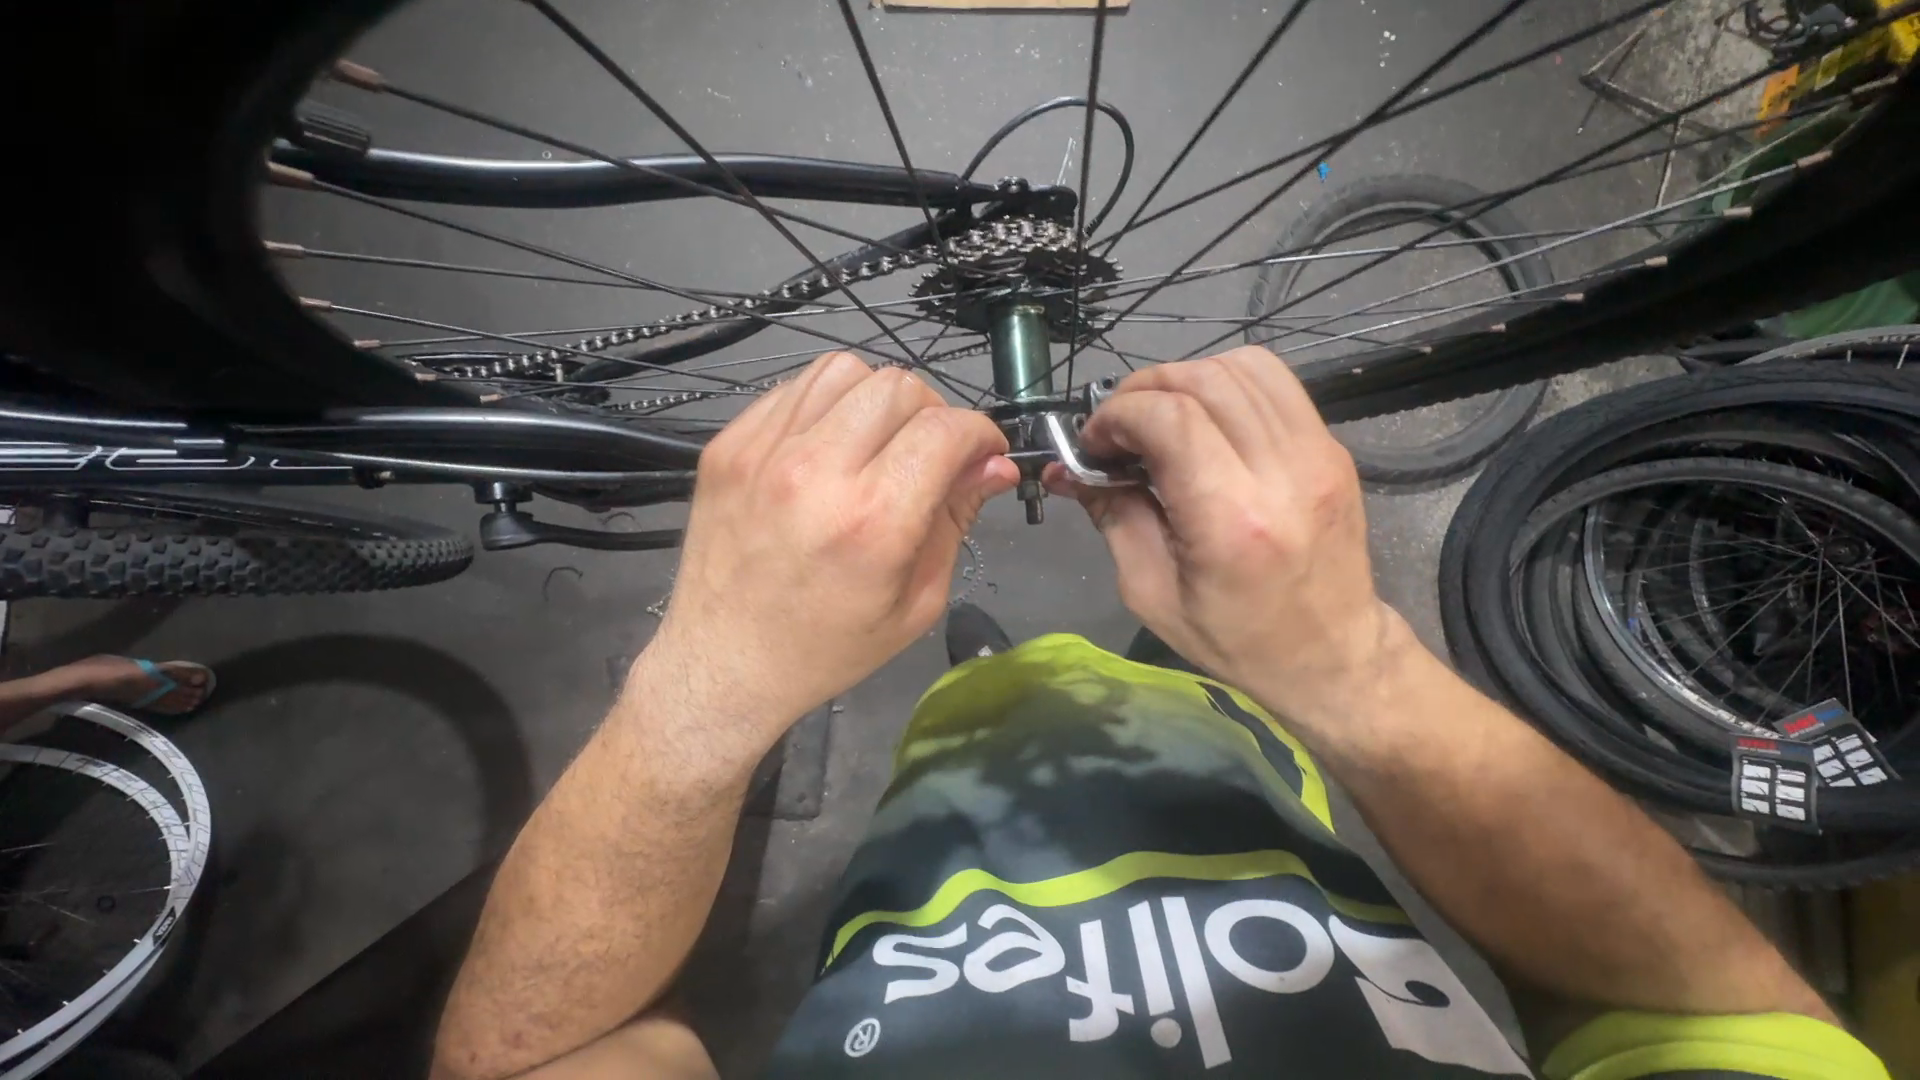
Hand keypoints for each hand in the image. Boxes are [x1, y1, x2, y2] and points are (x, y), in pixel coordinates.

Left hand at [644, 353, 1017, 752]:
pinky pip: (794, 389)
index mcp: (872, 522)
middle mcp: (815, 472)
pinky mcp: (728, 446)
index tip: (982, 453)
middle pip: (898, 386)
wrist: (724, 662)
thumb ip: (956, 519)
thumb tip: (994, 464)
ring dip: (877, 399)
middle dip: (932, 411)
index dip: (980, 432)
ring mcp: (762, 452)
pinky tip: (829, 446)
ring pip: (844, 370)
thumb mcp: (916, 602)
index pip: (945, 429)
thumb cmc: (829, 648)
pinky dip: (828, 406)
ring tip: (877, 442)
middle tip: (929, 453)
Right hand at [1045, 347, 1407, 724]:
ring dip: (1185, 379)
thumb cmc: (1234, 639)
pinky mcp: (1333, 448)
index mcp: (1230, 521)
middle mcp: (1282, 474)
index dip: (1119, 415)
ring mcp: (1318, 454)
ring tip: (1159, 417)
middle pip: (1204, 380)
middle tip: (1118, 428)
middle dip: (1144, 390)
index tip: (1095, 443)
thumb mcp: (1152, 592)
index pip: (1171, 418)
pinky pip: (1274, 383)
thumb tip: (1068, 469)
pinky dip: (1226, 383)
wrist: (1331, 656)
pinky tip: (1204, 418)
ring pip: (1243, 367)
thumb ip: (1111, 517)